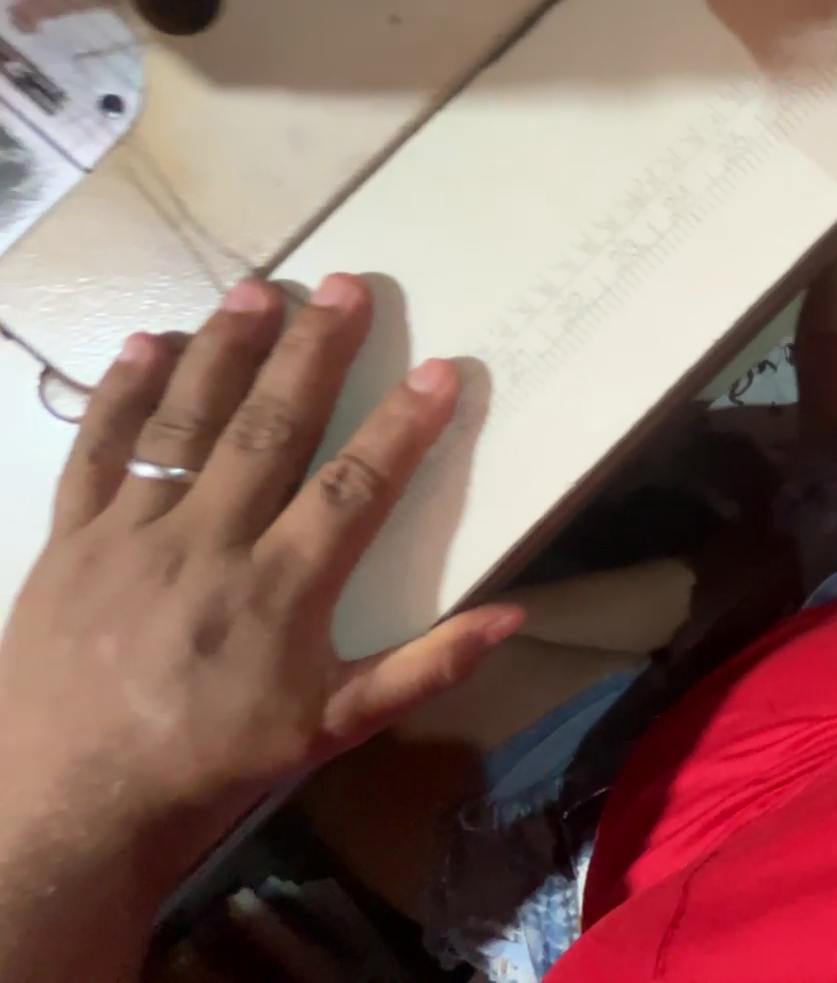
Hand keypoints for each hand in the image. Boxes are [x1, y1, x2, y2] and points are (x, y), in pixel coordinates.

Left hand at [0, 275, 521, 865]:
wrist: (61, 807)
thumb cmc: (223, 755)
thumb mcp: (344, 724)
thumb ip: (431, 666)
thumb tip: (515, 616)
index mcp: (280, 587)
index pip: (353, 487)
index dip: (399, 427)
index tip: (437, 372)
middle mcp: (206, 545)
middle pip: (269, 430)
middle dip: (313, 354)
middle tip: (345, 288)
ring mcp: (129, 537)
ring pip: (184, 425)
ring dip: (226, 352)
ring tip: (258, 290)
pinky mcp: (70, 543)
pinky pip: (98, 453)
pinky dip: (123, 394)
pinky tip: (149, 343)